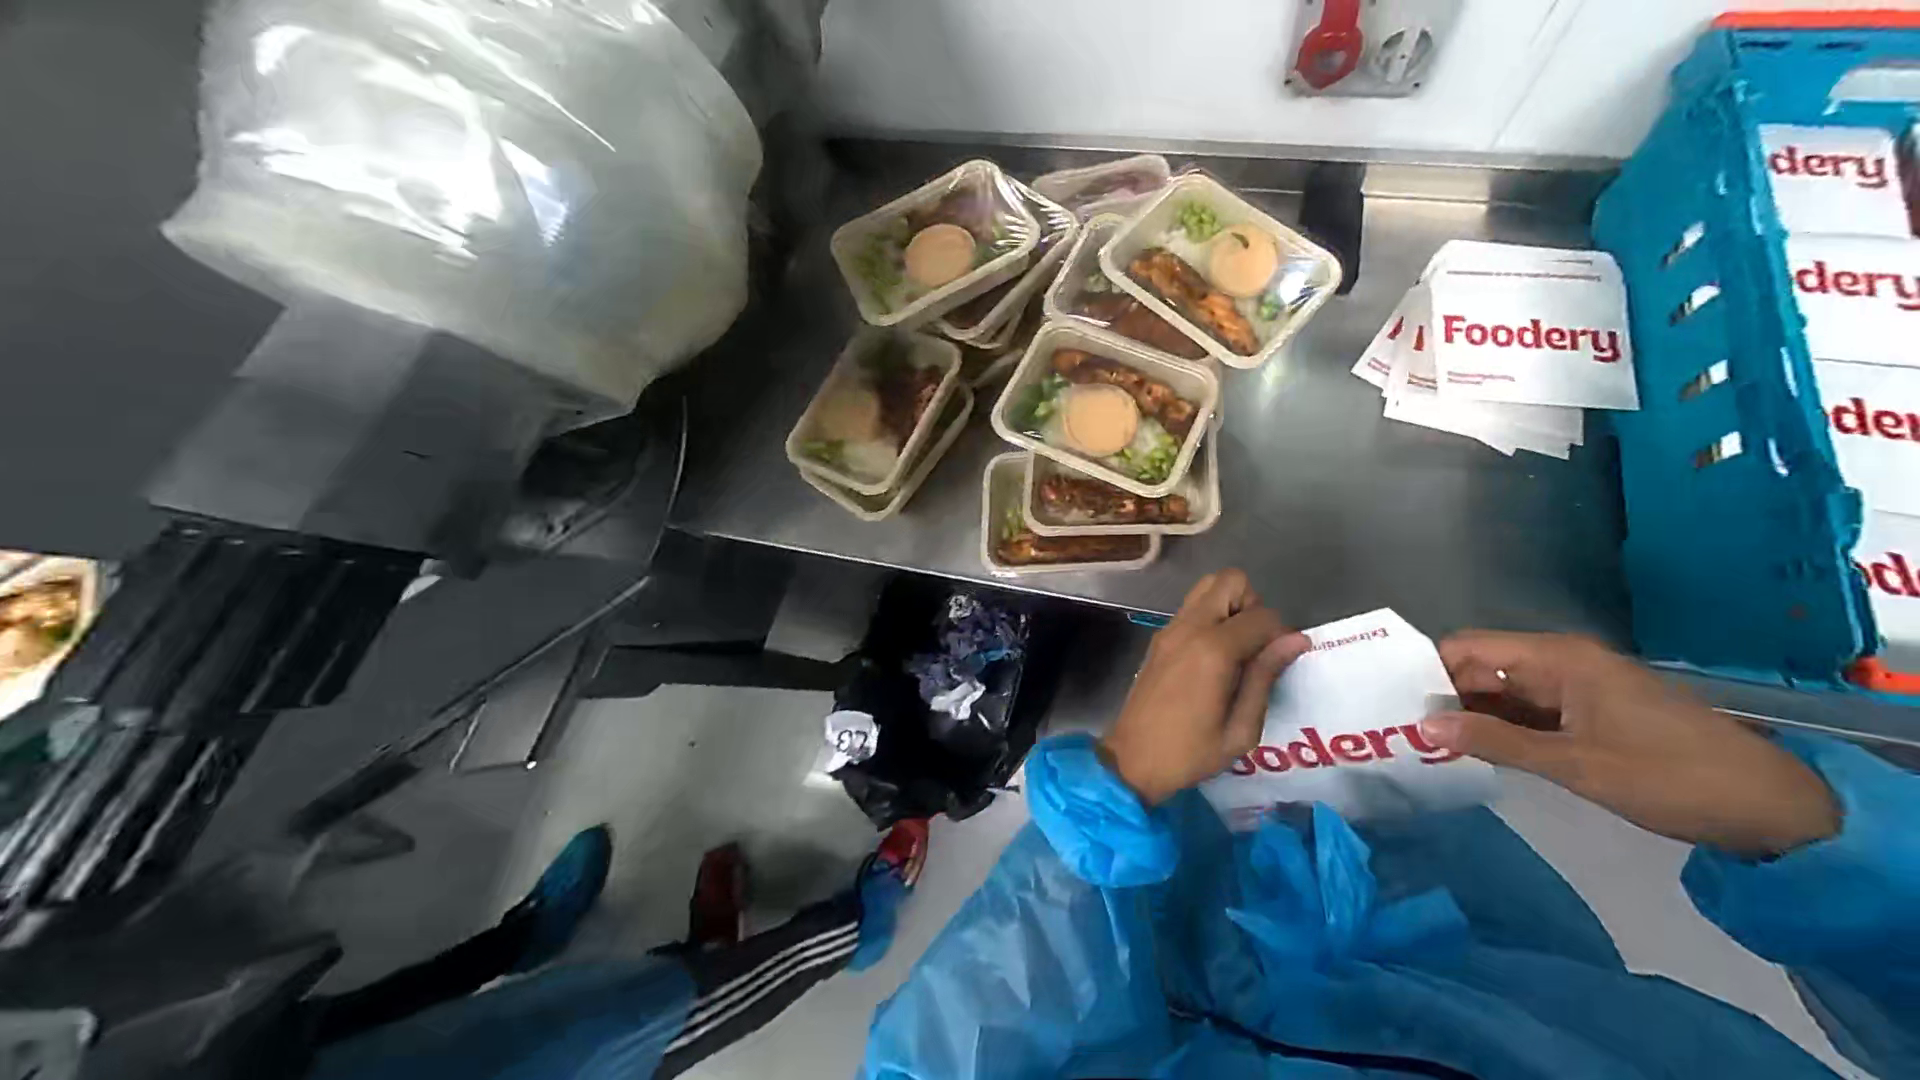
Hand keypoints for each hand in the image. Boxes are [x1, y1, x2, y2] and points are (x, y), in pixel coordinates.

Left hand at [1100, 570, 1310, 805]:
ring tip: (1236, 650)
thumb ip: (1265, 676)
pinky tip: (1214, 657)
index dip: (1280, 635)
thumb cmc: (1190, 752)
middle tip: (1255, 647)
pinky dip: (1210, 616)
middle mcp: (1188, 628)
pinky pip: (1191, 607)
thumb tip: (1295, 639)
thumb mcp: (1241, 728)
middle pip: (1230, 580)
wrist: (1132, 758)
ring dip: (1230, 606)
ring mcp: (1169, 629)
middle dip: (1252, 605)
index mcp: (1212, 650)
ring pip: (1207, 587)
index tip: (1280, 663)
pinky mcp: (1159, 638)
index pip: (1262, 615)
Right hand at [1420, 632, 1839, 857]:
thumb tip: (1422, 727)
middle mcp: (1558, 663)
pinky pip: (1522, 711)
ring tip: (1421, 742)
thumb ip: (1495, 741)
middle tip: (1398, 728)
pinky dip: (1494, 728)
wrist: (1776, 811)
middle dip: (1440, 696)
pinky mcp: (1583, 713)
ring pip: (1497, 692)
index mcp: (1557, 658)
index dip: (1427, 670)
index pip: (1466, 648)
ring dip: (1465, 715)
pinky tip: (1467, 751)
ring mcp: (1571, 688)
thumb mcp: (1576, 764)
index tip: (1393, 701)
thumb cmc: (1672, 776)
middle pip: (1477, 668)